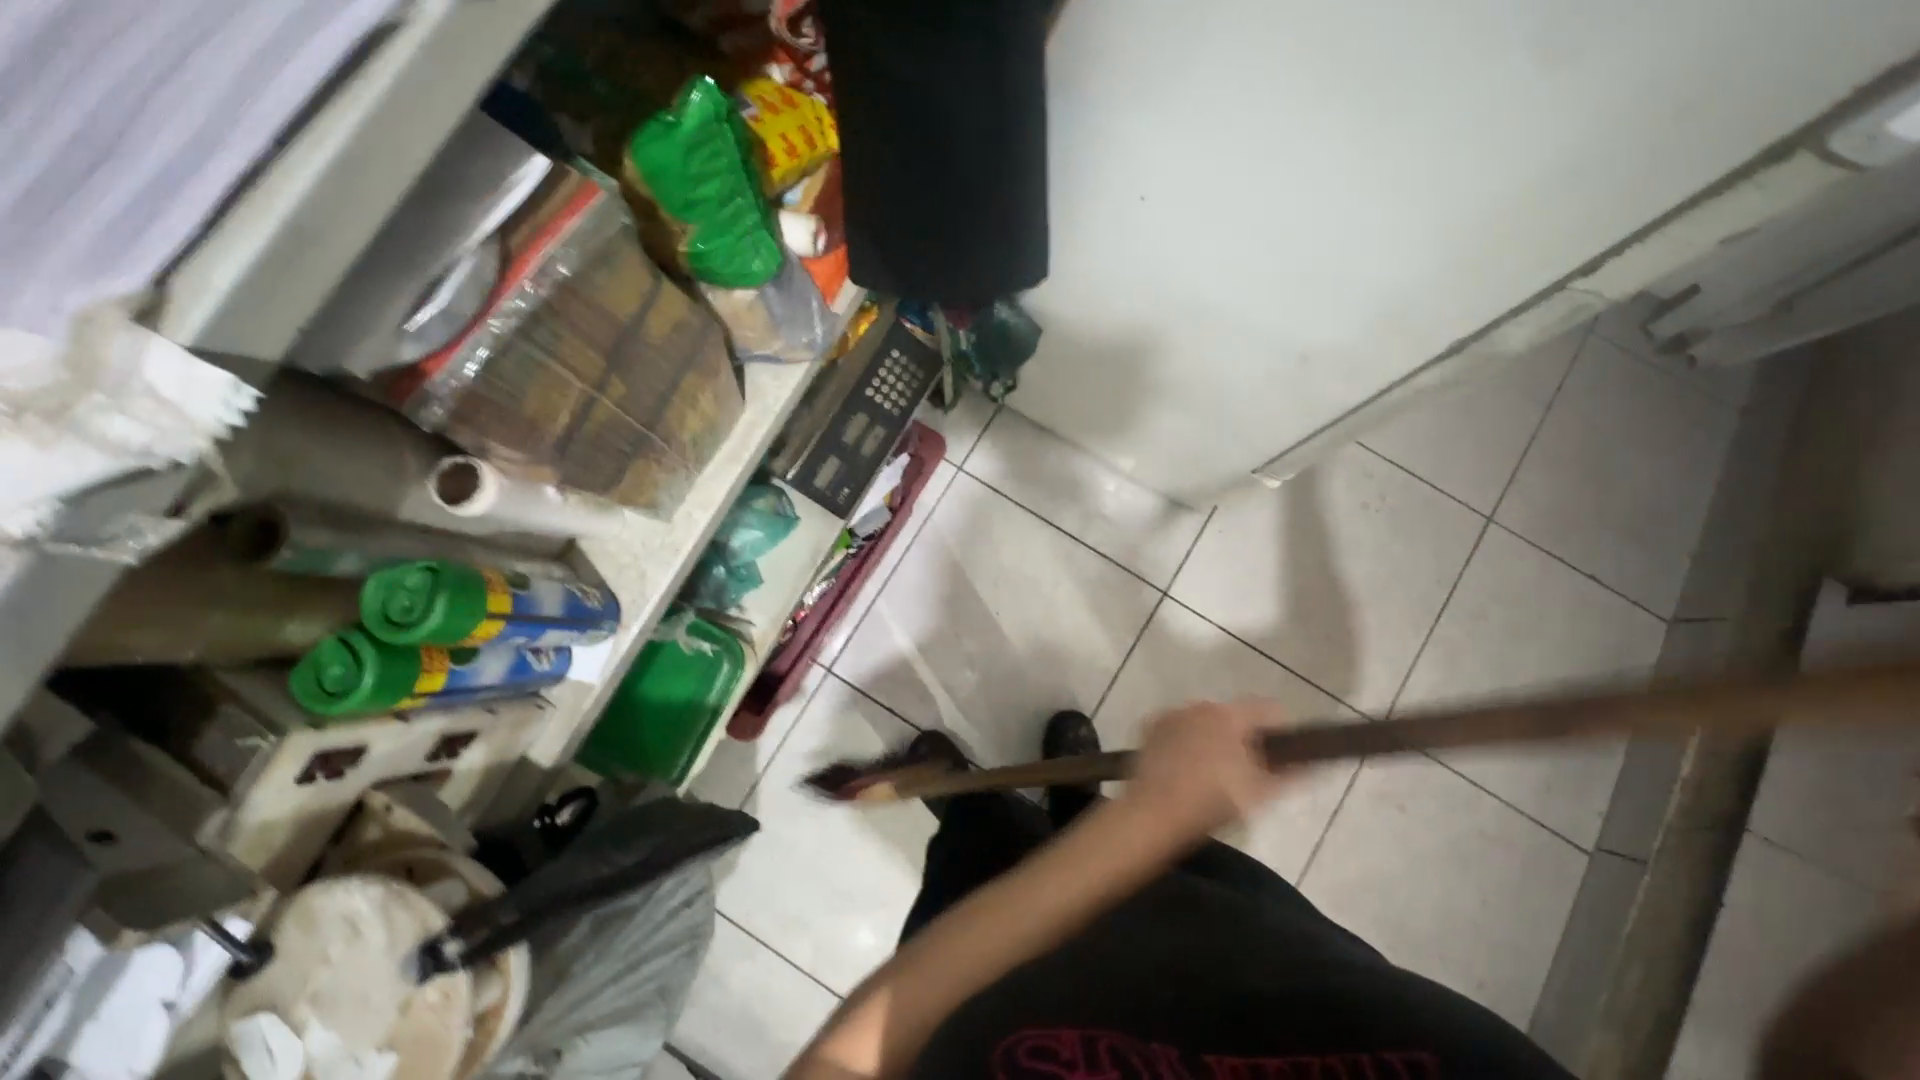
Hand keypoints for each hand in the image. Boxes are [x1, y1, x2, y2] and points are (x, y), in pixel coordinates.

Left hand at [1122, 699, 1288, 834]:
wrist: (1155, 813)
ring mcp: (1173, 713)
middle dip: (1243, 736)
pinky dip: (1183, 740)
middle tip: (1244, 770)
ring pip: (1204, 720)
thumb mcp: (1261, 793)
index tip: (1283, 754)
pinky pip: (1178, 727)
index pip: (1270, 709)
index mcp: (1232, 716)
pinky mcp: (1151, 726)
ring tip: (1210, 772)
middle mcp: (1202, 705)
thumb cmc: (1213, 803)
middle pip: (1235, 715)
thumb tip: (1317, 765)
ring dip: (1212, 737)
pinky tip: (1183, 767)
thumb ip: (1294, 775)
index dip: (1281, 730)